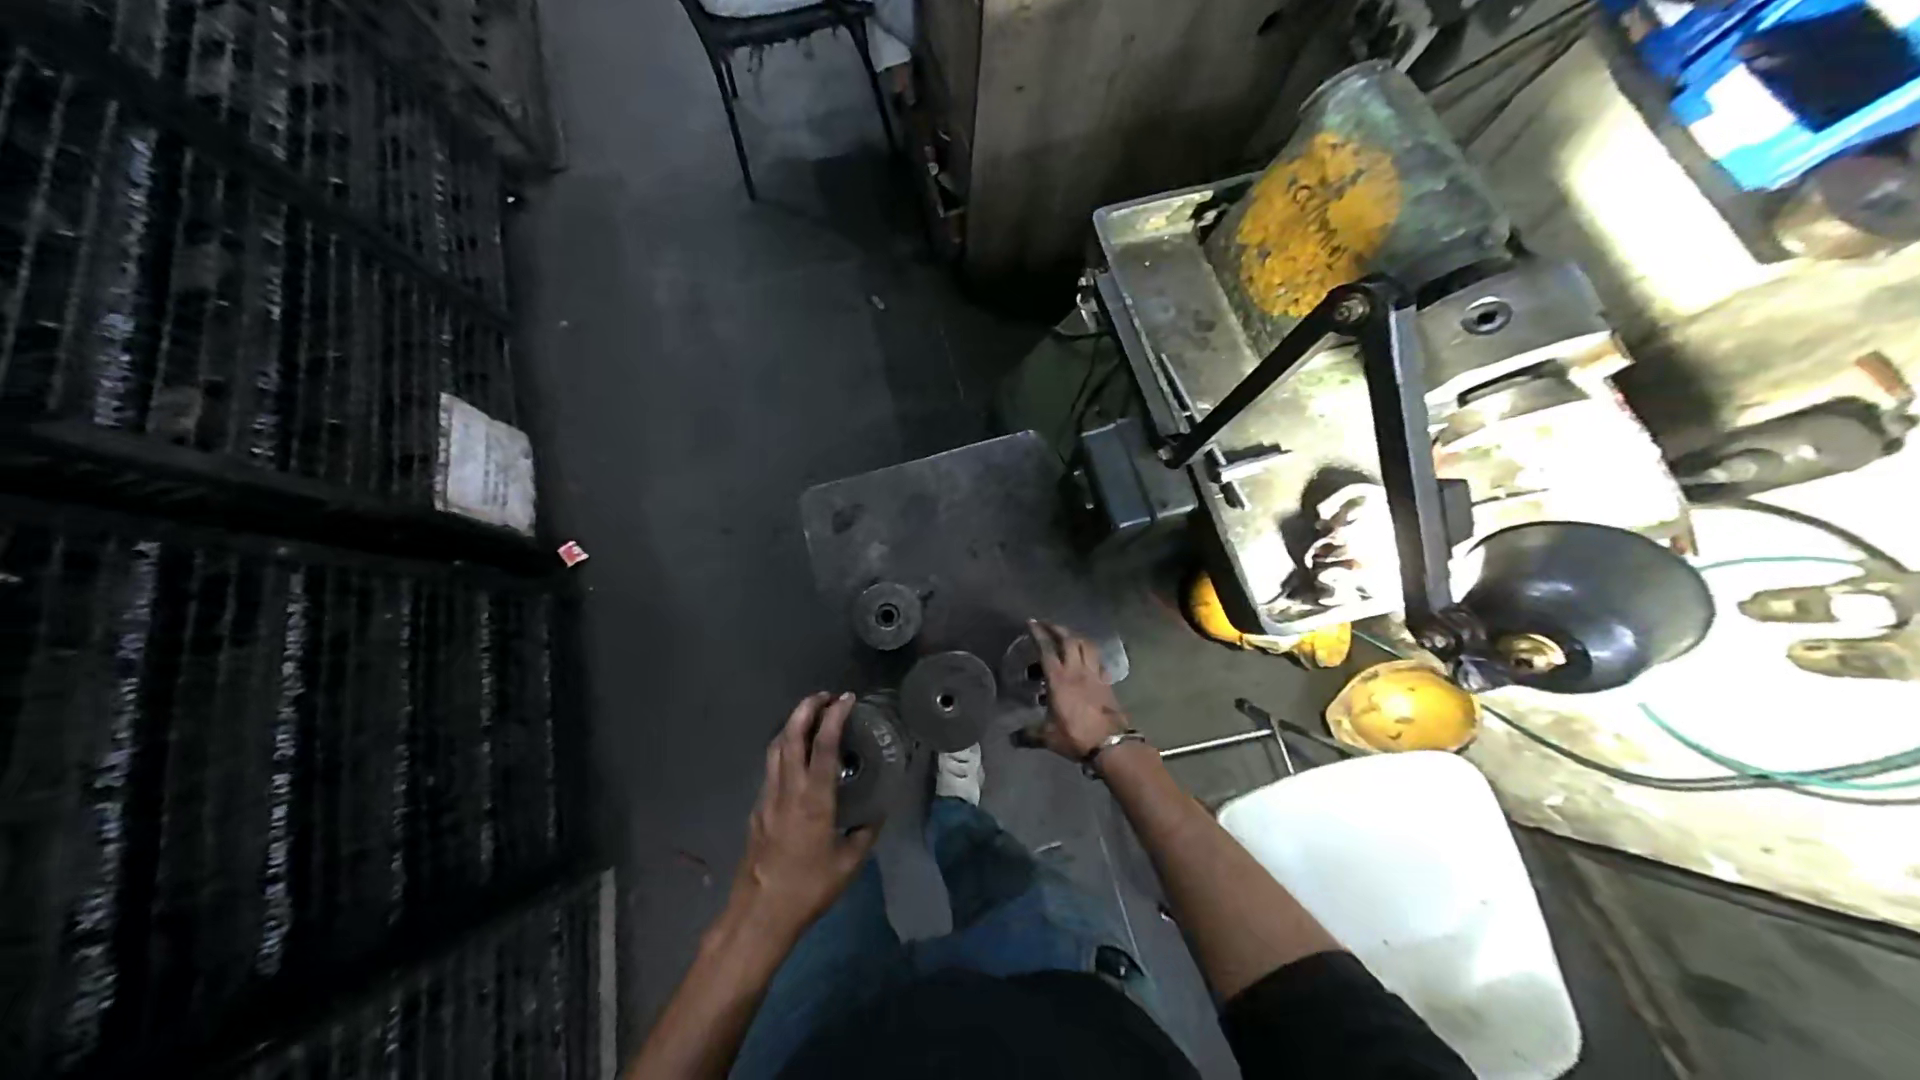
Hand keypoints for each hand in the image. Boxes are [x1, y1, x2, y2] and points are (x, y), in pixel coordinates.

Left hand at [728, 692, 879, 940]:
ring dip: (791, 725)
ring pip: (775, 748)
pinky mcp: (757, 809)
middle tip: (824, 696)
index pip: (823, 745)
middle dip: (806, 708)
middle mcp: (787, 790)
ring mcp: (767, 797)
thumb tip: (877, 814)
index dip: (834, 716)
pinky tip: (795, 757)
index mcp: (814, 799)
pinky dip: (783, 749)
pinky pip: (770, 768)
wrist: (760, 913)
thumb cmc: (808, 888)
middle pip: (790, 735)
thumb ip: (864, 833)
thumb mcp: (848, 862)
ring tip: (809, 716)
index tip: (846, 698)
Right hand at [1024, 620, 1129, 759]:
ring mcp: (1094, 674)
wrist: (1111, 743)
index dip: (1038, 634)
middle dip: (1057, 628)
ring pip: (1087, 645)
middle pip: (1069, 640)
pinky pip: (1098, 660)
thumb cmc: (1075, 736)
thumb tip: (1012, 739)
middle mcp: (1077, 671)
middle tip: (1047, 624)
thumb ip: (1029, 734)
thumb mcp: (1048, 737)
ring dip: (1075, 636)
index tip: (1031, 623)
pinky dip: (1090, 654)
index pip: (1047, 649)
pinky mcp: (1107, 682)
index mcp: (1059, 679)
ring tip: (1067, 635)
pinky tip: (1086, 659)